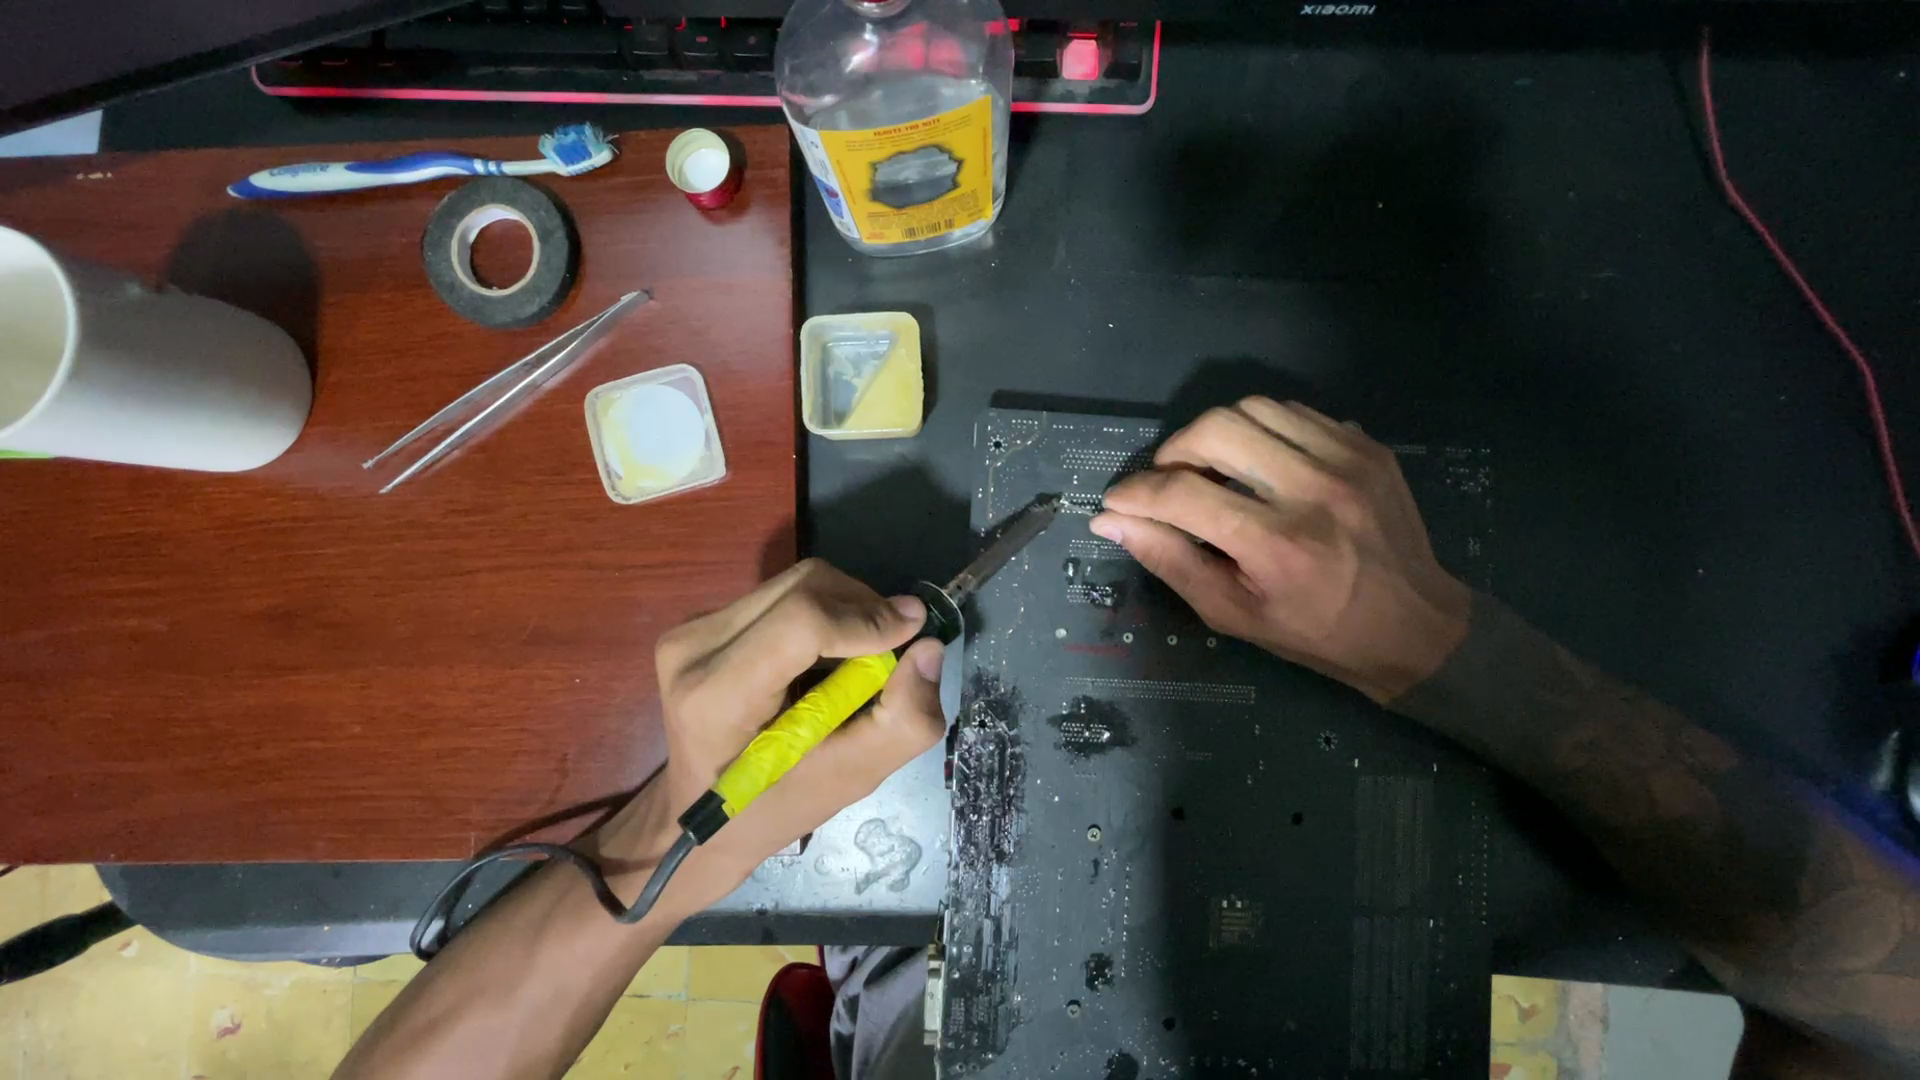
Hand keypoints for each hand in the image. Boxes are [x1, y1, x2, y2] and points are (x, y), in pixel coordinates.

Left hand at [587, 559, 945, 919]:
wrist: (700, 817)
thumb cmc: (774, 807)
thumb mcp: (850, 780)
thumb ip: (903, 721)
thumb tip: (928, 646)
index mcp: (717, 697)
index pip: (802, 622)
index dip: (867, 619)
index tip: (914, 632)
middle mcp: (693, 648)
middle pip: (804, 587)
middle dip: (864, 609)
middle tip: (894, 649)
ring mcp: (692, 629)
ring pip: (797, 582)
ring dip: (846, 609)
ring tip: (859, 659)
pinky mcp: (703, 621)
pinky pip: (782, 593)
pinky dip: (823, 612)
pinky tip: (827, 655)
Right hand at [1090, 397, 1470, 702]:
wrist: (1414, 626)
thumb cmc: (1313, 631)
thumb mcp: (1231, 612)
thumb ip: (1169, 560)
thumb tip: (1111, 521)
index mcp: (1276, 544)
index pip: (1182, 495)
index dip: (1135, 493)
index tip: (1116, 501)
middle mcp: (1313, 490)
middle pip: (1216, 429)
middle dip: (1174, 452)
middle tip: (1168, 482)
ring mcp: (1346, 460)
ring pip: (1253, 408)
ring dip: (1216, 435)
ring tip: (1212, 469)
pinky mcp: (1365, 445)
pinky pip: (1293, 412)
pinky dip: (1260, 431)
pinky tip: (1258, 465)